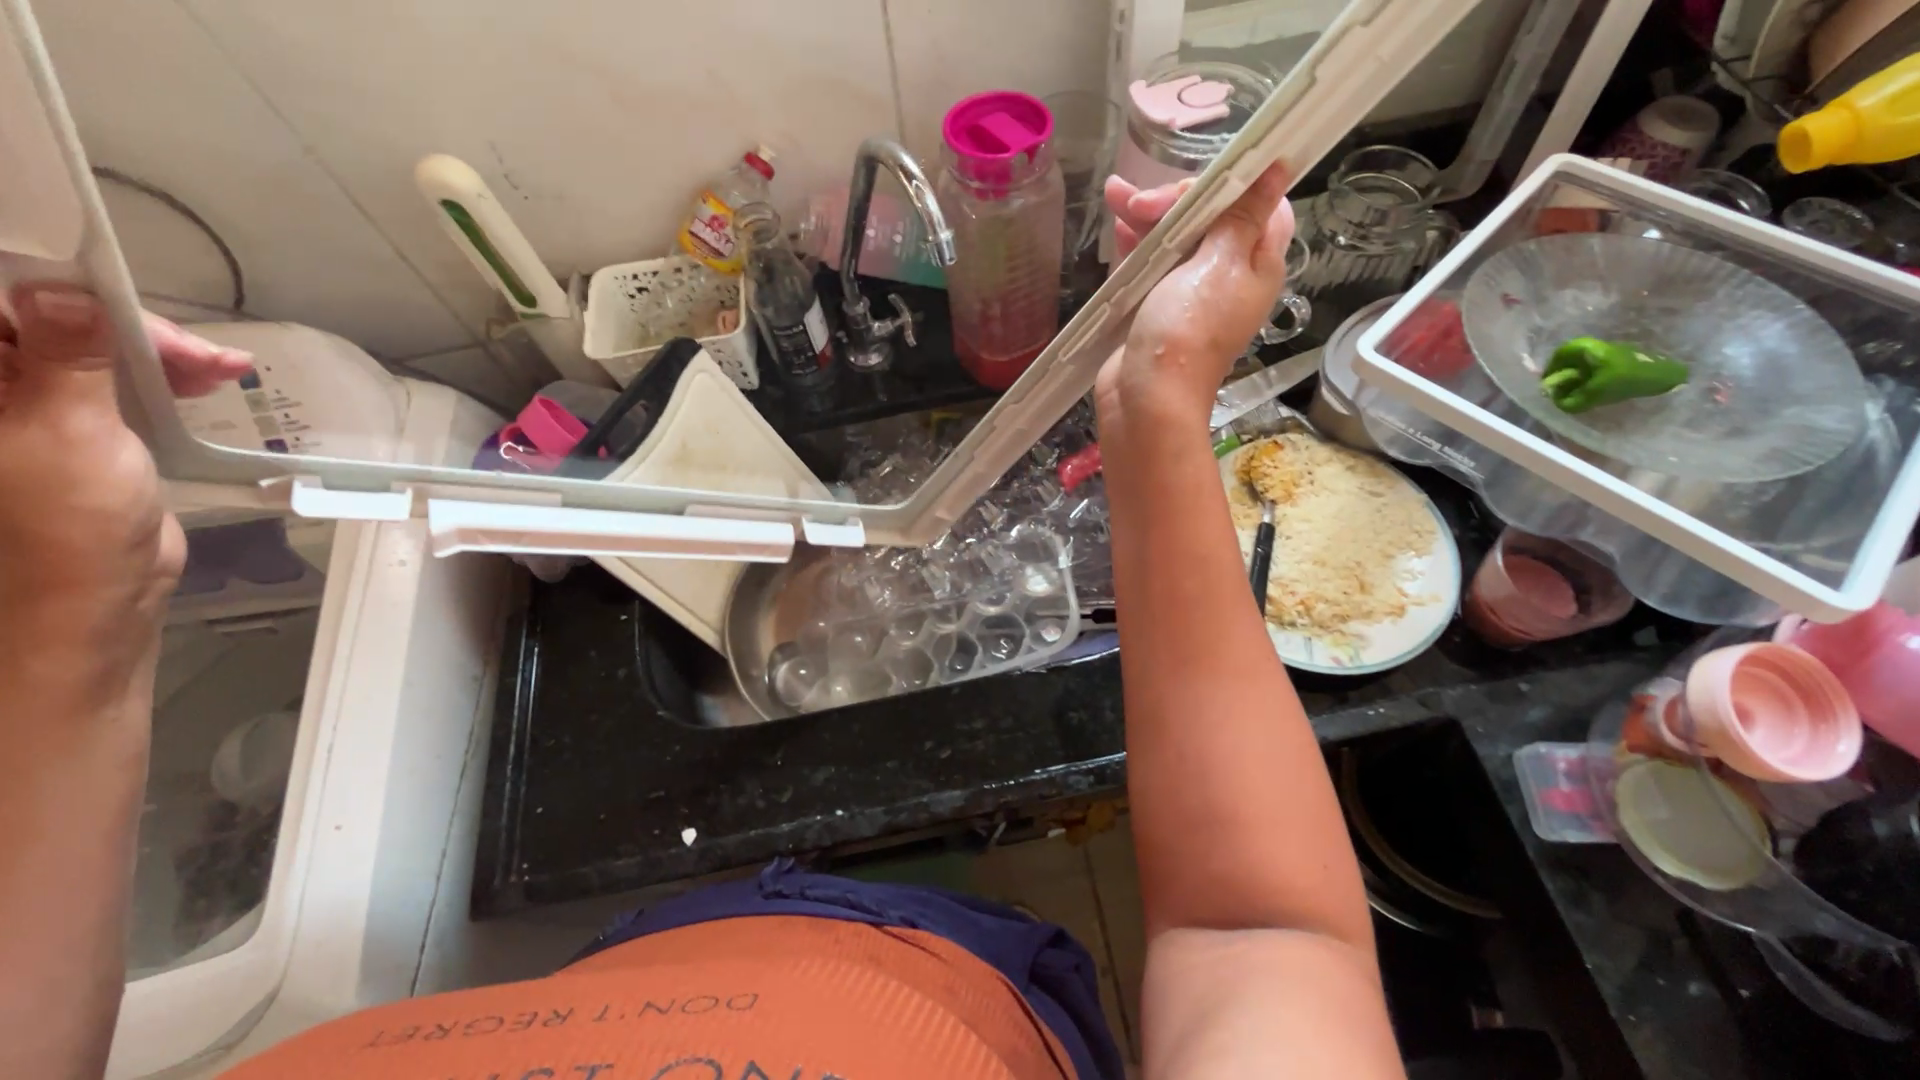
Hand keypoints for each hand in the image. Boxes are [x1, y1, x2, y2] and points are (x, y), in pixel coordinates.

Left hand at [0, 284, 249, 701]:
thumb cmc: (64, 520)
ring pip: (91, 344)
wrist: (96, 596)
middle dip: (126, 326)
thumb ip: (64, 357)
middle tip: (194, 351)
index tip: (115, 286)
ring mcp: (28, 402)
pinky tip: (206, 377)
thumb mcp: (66, 432)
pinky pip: (114, 376)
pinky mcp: (75, 422)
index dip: (52, 285)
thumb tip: (62, 289)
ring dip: (157, 349)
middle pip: (47, 318)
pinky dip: (162, 373)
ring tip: (219, 367)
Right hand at [1094, 165, 1295, 426]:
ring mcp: (1188, 290)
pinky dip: (1135, 242)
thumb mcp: (1220, 264)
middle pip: (1208, 215)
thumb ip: (1243, 215)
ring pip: (1173, 235)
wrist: (1147, 398)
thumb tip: (1279, 168)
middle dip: (1174, 199)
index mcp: (1257, 263)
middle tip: (1140, 203)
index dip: (1230, 181)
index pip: (1257, 203)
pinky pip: (1149, 261)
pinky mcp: (1155, 305)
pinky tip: (1116, 225)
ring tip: (1114, 197)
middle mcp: (1227, 273)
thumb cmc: (1188, 331)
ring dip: (1146, 213)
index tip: (1198, 176)